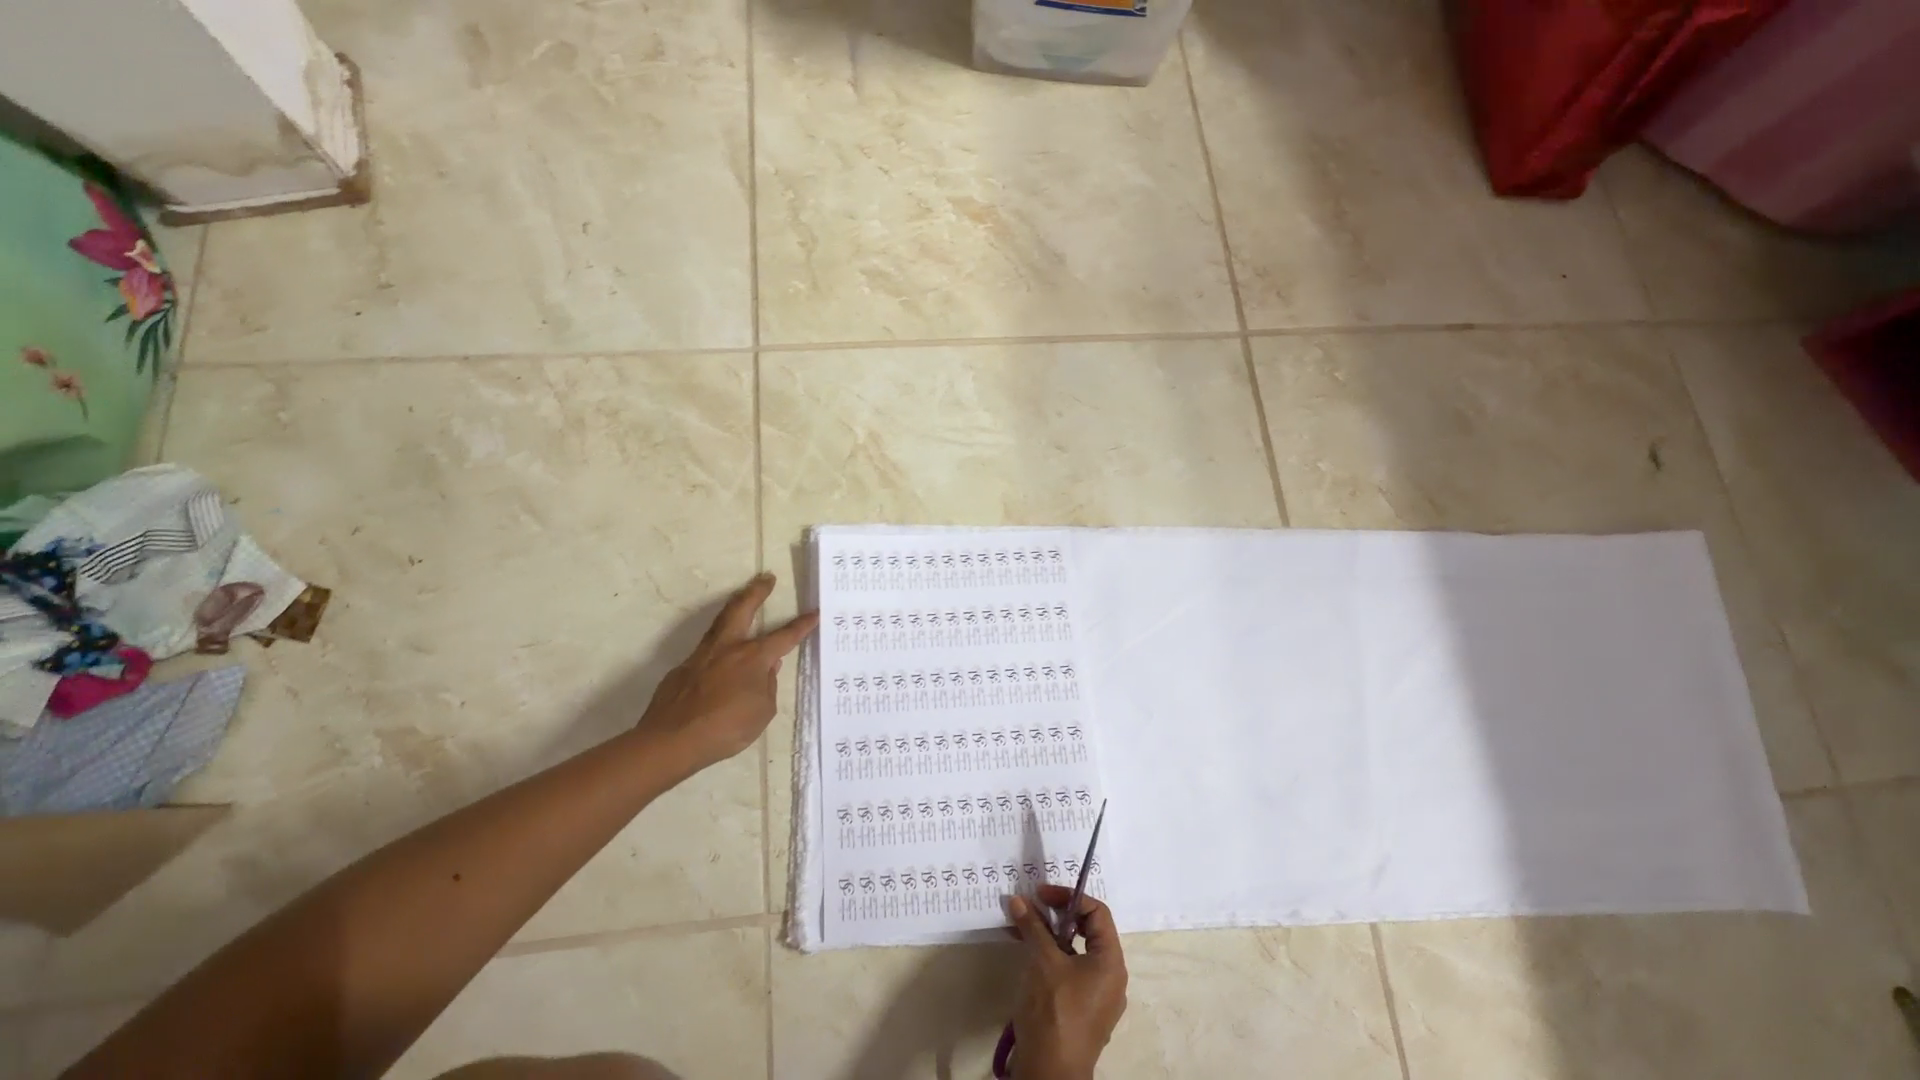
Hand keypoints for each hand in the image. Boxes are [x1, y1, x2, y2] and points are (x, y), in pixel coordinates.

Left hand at [636, 573, 817, 778]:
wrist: (673, 739)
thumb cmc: (726, 728)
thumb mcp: (761, 712)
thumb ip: (767, 686)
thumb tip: (767, 669)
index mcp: (753, 658)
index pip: (784, 637)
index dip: (802, 625)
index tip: (814, 612)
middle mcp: (728, 648)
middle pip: (742, 609)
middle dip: (757, 592)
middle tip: (766, 578)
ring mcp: (701, 656)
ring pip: (720, 624)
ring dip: (734, 609)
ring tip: (742, 601)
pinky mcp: (683, 669)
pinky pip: (706, 653)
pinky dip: (718, 650)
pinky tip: (720, 661)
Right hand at [1007, 886, 1127, 1079]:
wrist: (1050, 1072)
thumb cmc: (1054, 1010)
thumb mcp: (1042, 961)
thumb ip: (1033, 926)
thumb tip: (1018, 899)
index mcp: (1111, 961)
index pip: (1097, 913)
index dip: (1069, 897)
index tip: (1040, 895)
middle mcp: (1111, 978)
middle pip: (1089, 933)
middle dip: (1058, 916)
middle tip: (1031, 909)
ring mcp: (1098, 998)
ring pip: (1077, 954)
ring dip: (1051, 938)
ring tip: (1023, 930)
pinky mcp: (1082, 1013)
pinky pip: (1070, 974)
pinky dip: (1051, 960)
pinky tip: (1028, 958)